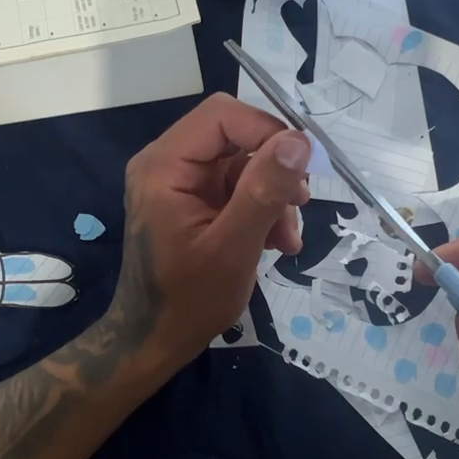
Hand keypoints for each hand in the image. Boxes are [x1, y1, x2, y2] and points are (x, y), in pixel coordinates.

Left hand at [109, 93, 311, 366]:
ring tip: (289, 238)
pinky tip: (278, 244)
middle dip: (274, 170)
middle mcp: (167, 164)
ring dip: (274, 197)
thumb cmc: (188, 301)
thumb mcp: (233, 247)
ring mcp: (179, 184)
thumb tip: (299, 141)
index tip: (302, 168)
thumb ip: (264, 191)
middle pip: (235, 137)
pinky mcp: (192, 203)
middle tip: (302, 203)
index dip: (268, 132)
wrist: (155, 342)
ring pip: (243, 165)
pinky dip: (261, 211)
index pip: (223, 116)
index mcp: (164, 166)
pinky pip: (236, 190)